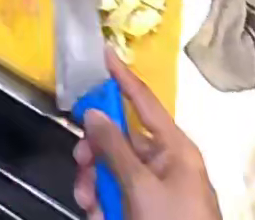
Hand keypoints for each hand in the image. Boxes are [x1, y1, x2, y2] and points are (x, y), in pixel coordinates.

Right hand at [74, 50, 221, 219]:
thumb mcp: (140, 188)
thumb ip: (114, 147)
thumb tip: (94, 111)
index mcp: (175, 149)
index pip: (144, 100)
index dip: (122, 76)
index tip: (103, 51)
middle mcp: (167, 163)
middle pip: (121, 138)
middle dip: (95, 151)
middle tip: (79, 163)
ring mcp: (158, 191)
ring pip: (114, 169)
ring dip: (95, 184)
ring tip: (88, 205)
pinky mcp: (149, 213)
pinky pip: (118, 195)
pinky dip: (103, 204)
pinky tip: (98, 218)